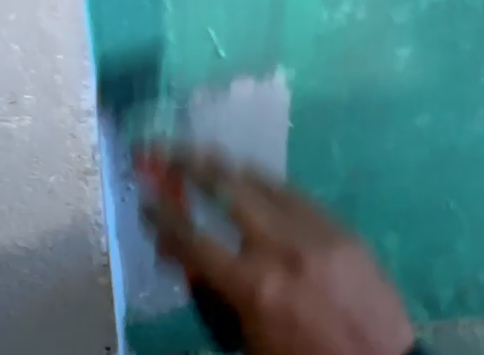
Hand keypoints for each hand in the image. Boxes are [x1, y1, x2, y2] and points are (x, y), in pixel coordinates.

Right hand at [139, 148, 415, 354]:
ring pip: (261, 181)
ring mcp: (315, 230)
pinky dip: (265, 184)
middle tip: (165, 148)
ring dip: (226, 166)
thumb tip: (179, 252)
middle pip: (226, 187)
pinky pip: (294, 193)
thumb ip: (213, 295)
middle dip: (189, 163)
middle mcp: (281, 246)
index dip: (161, 215)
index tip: (143, 197)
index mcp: (254, 285)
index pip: (192, 238)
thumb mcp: (247, 341)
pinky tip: (251, 180)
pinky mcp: (341, 226)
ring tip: (202, 154)